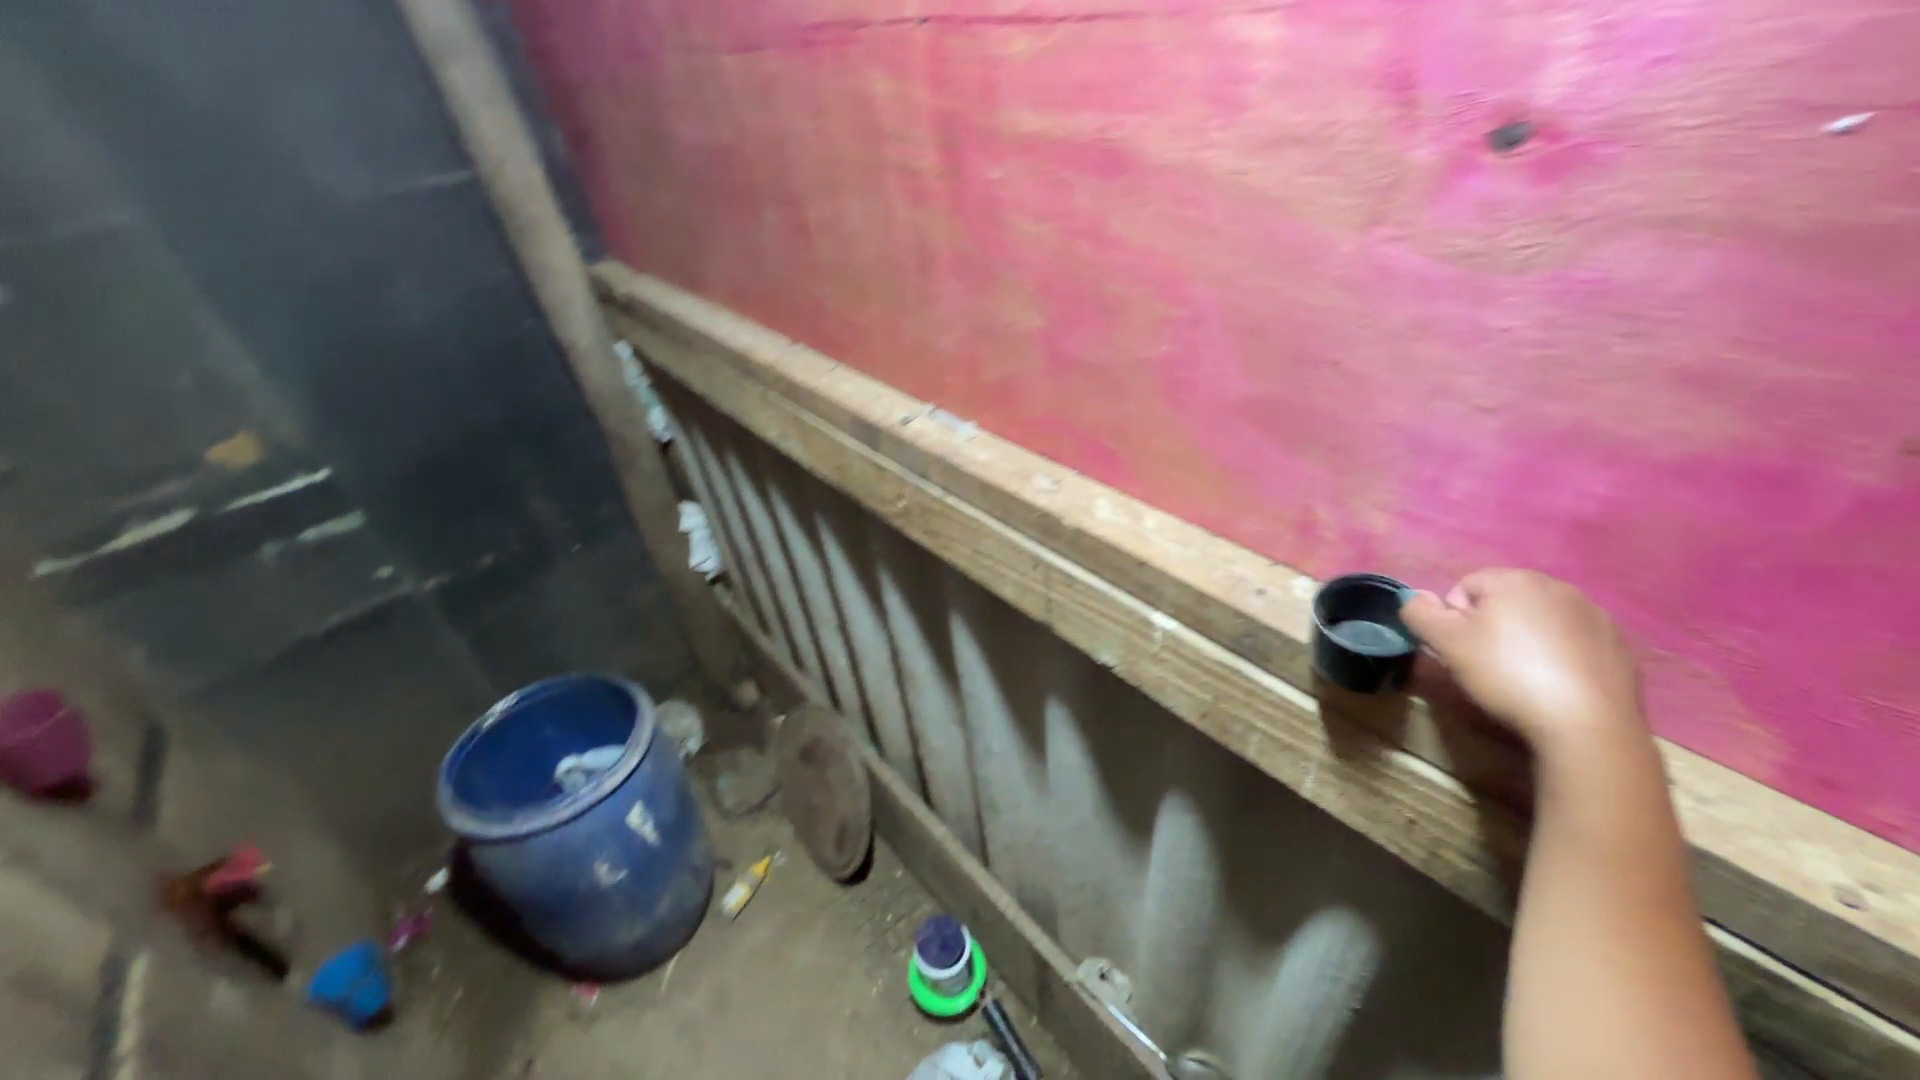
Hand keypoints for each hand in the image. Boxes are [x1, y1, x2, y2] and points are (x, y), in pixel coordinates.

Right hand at [1400, 569, 1641, 747]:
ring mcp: (1594, 615)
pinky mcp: (1619, 645)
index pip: (1465, 587)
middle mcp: (1558, 587)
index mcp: (1514, 580)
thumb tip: (1415, 597)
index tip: (1460, 651)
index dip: (1454, 619)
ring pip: (1541, 621)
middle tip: (1487, 666)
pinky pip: (1575, 642)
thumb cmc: (1507, 675)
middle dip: (1492, 627)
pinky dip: (1562, 657)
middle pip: (1505, 601)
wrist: (1586, 724)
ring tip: (1525, 678)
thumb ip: (1420, 614)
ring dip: (1527, 640)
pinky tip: (1557, 685)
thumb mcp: (1447, 644)